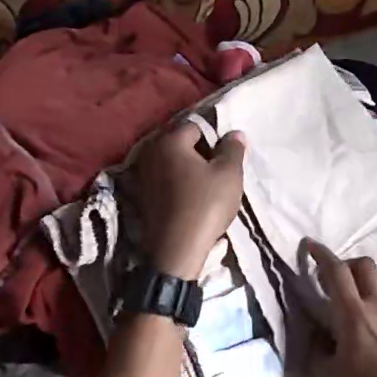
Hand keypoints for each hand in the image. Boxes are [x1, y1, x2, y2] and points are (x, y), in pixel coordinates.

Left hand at [132, 122, 246, 279]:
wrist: (176, 249)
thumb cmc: (205, 205)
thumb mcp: (229, 174)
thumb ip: (233, 149)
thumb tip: (234, 133)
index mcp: (169, 141)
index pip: (196, 127)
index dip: (214, 139)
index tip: (226, 159)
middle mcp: (150, 152)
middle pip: (180, 144)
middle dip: (199, 154)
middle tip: (218, 173)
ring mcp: (142, 175)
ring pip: (172, 164)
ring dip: (188, 170)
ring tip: (206, 188)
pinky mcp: (142, 196)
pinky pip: (164, 181)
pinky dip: (177, 185)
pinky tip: (190, 200)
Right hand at [303, 240, 376, 376]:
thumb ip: (315, 352)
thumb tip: (316, 338)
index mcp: (351, 313)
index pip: (336, 271)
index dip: (321, 254)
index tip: (309, 245)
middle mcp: (376, 304)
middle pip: (363, 265)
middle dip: (345, 263)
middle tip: (333, 278)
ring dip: (365, 278)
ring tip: (356, 294)